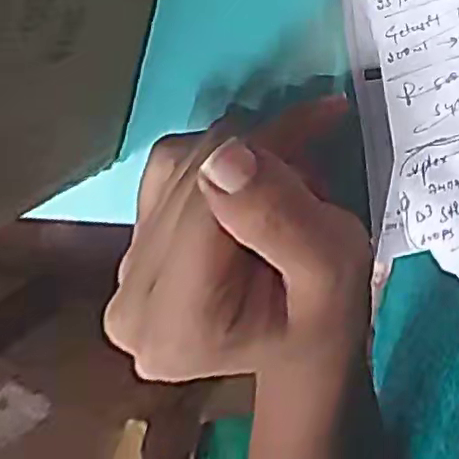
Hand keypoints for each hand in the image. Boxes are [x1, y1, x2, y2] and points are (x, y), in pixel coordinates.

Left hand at [104, 97, 373, 455]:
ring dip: (245, 148)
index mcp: (176, 323)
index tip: (323, 116)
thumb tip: (224, 156)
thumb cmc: (327, 312)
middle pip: (192, 176)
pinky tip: (254, 177)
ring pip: (180, 162)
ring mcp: (127, 272)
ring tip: (291, 173)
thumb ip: (279, 215)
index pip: (209, 201)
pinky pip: (172, 165)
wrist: (305, 342)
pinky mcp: (136, 243)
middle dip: (263, 147)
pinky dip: (221, 154)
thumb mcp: (331, 266)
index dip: (266, 147)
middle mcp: (132, 302)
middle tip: (315, 148)